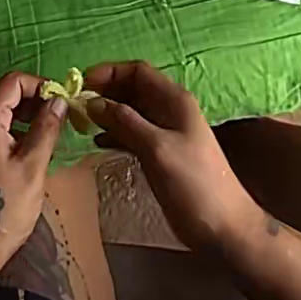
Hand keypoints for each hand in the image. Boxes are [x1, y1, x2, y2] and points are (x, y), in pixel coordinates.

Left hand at [0, 72, 67, 256]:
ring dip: (30, 115)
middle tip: (63, 117)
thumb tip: (59, 100)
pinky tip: (37, 147)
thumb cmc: (2, 208)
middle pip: (8, 93)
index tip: (63, 101)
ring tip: (54, 132)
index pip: (14, 81)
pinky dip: (20, 129)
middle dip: (37, 99)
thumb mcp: (32, 166)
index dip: (40, 85)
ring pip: (4, 111)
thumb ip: (46, 128)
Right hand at [82, 61, 261, 255]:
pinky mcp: (159, 154)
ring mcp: (164, 132)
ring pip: (130, 112)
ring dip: (106, 113)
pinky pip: (131, 133)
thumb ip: (125, 122)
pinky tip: (97, 142)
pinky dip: (114, 134)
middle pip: (132, 89)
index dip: (110, 72)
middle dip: (105, 92)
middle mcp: (168, 110)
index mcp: (174, 100)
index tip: (82, 83)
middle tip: (76, 104)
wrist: (224, 228)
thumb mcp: (157, 148)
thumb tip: (93, 102)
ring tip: (80, 122)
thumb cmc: (194, 183)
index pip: (138, 71)